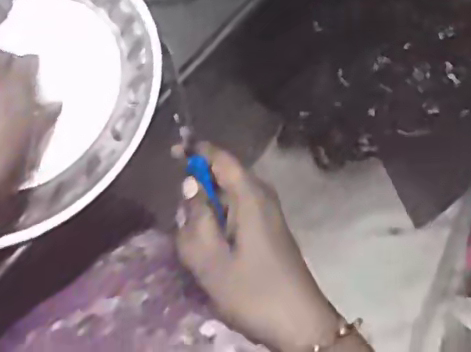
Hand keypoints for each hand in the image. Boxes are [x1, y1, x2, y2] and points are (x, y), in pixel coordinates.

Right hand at [176, 145, 344, 351]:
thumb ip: (196, 221)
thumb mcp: (213, 263)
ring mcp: (267, 210)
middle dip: (198, 193)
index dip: (197, 150)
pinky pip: (236, 213)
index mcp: (250, 194)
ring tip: (197, 253)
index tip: (173, 150)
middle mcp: (261, 193)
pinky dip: (219, 225)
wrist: (298, 320)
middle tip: (181, 230)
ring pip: (228, 198)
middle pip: (223, 177)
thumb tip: (189, 183)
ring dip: (207, 215)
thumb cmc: (254, 291)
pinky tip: (212, 256)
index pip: (222, 157)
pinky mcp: (267, 228)